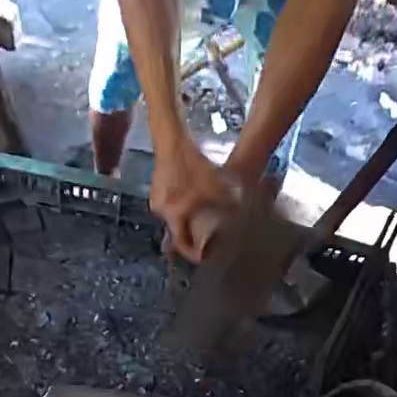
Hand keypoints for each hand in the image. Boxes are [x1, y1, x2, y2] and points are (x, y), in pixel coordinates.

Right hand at [151, 134, 240, 260]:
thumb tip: (239, 222)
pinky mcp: (158, 190)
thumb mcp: (216, 188)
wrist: (172, 138)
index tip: (207, 258)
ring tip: (205, 226)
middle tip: (209, 243)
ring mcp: (157, 200)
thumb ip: (226, 209)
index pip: (182, 245)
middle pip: (178, 233)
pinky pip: (172, 208)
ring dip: (189, 225)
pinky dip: (183, 212)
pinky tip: (196, 207)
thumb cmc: (192, 165)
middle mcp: (160, 212)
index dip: (195, 254)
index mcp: (173, 215)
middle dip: (193, 240)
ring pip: (175, 221)